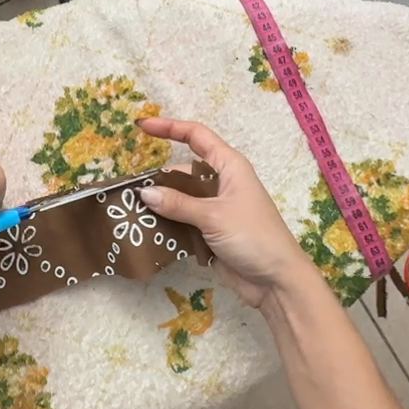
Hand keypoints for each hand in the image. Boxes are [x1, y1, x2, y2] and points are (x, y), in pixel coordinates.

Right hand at [137, 117, 312, 307]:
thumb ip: (178, 204)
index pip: (196, 136)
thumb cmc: (254, 237)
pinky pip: (182, 219)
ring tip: (132, 210)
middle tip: (131, 189)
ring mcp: (215, 207)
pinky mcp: (210, 230)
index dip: (169, 128)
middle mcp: (221, 182)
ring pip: (180, 197)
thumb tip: (144, 192)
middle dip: (158, 178)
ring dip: (160, 204)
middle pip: (182, 170)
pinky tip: (147, 229)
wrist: (278, 282)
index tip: (142, 126)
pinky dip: (167, 223)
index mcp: (229, 166)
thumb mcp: (214, 216)